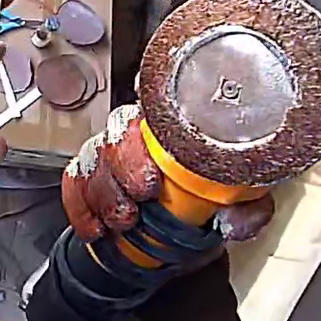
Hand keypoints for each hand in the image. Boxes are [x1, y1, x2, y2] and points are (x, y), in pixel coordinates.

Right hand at [61, 103, 275, 242]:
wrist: (186, 225)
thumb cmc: (210, 199)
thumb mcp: (240, 202)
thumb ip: (245, 209)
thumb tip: (231, 221)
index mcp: (177, 123)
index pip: (158, 93)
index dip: (148, 92)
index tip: (150, 106)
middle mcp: (140, 131)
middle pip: (119, 127)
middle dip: (126, 161)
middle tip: (144, 192)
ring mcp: (111, 152)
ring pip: (93, 157)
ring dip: (104, 192)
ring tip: (124, 220)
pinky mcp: (91, 177)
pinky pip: (75, 183)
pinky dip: (80, 207)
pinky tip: (95, 229)